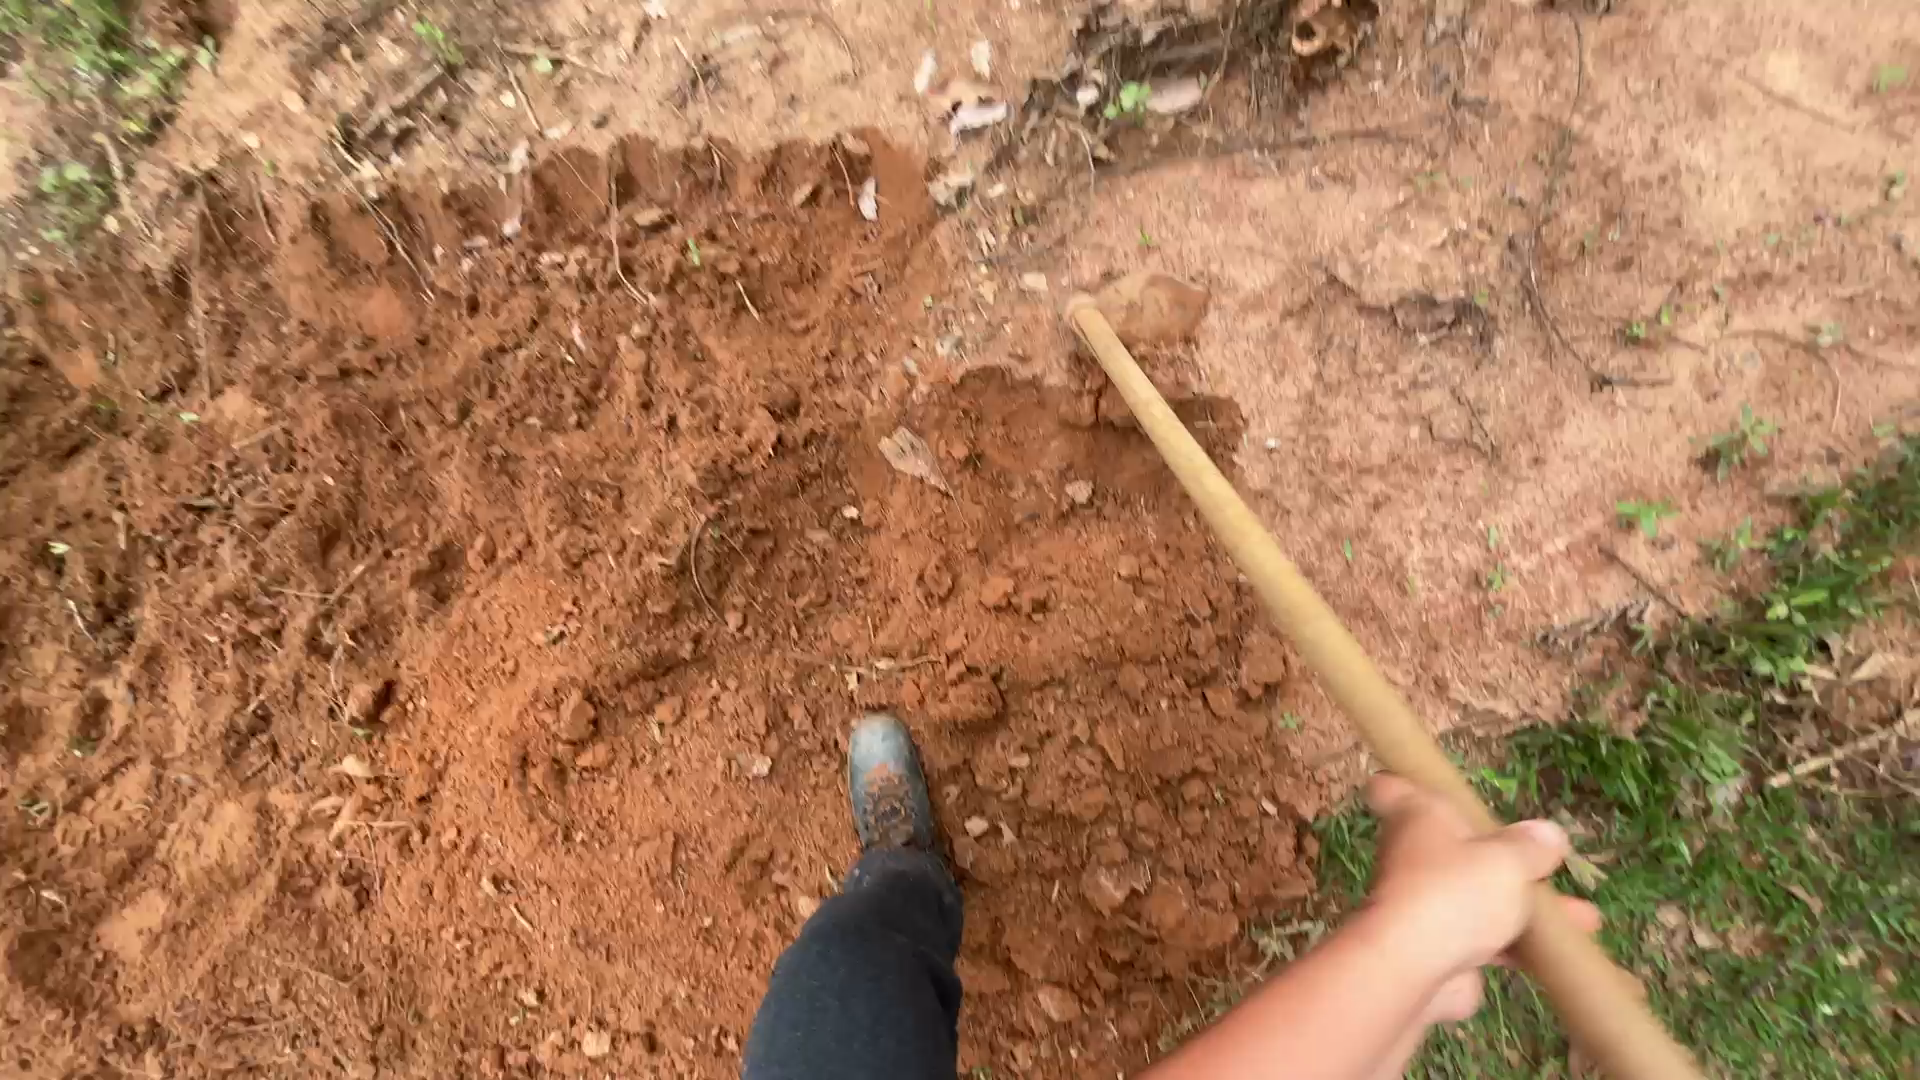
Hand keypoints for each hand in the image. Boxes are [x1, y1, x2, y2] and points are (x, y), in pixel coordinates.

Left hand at [1363, 774, 1601, 1022]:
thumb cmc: (1453, 891)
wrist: (1417, 963)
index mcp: (1415, 814)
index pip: (1391, 786)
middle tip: (1550, 866)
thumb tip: (1547, 830)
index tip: (1434, 786)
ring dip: (1527, 906)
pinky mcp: (1440, 939)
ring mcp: (1425, 896)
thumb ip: (1528, 847)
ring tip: (1585, 920)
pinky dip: (1527, 949)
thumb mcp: (1504, 860)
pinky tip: (1573, 964)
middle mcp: (1413, 850)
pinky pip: (1488, 938)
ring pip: (1478, 892)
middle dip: (1504, 858)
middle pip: (1454, 843)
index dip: (1409, 782)